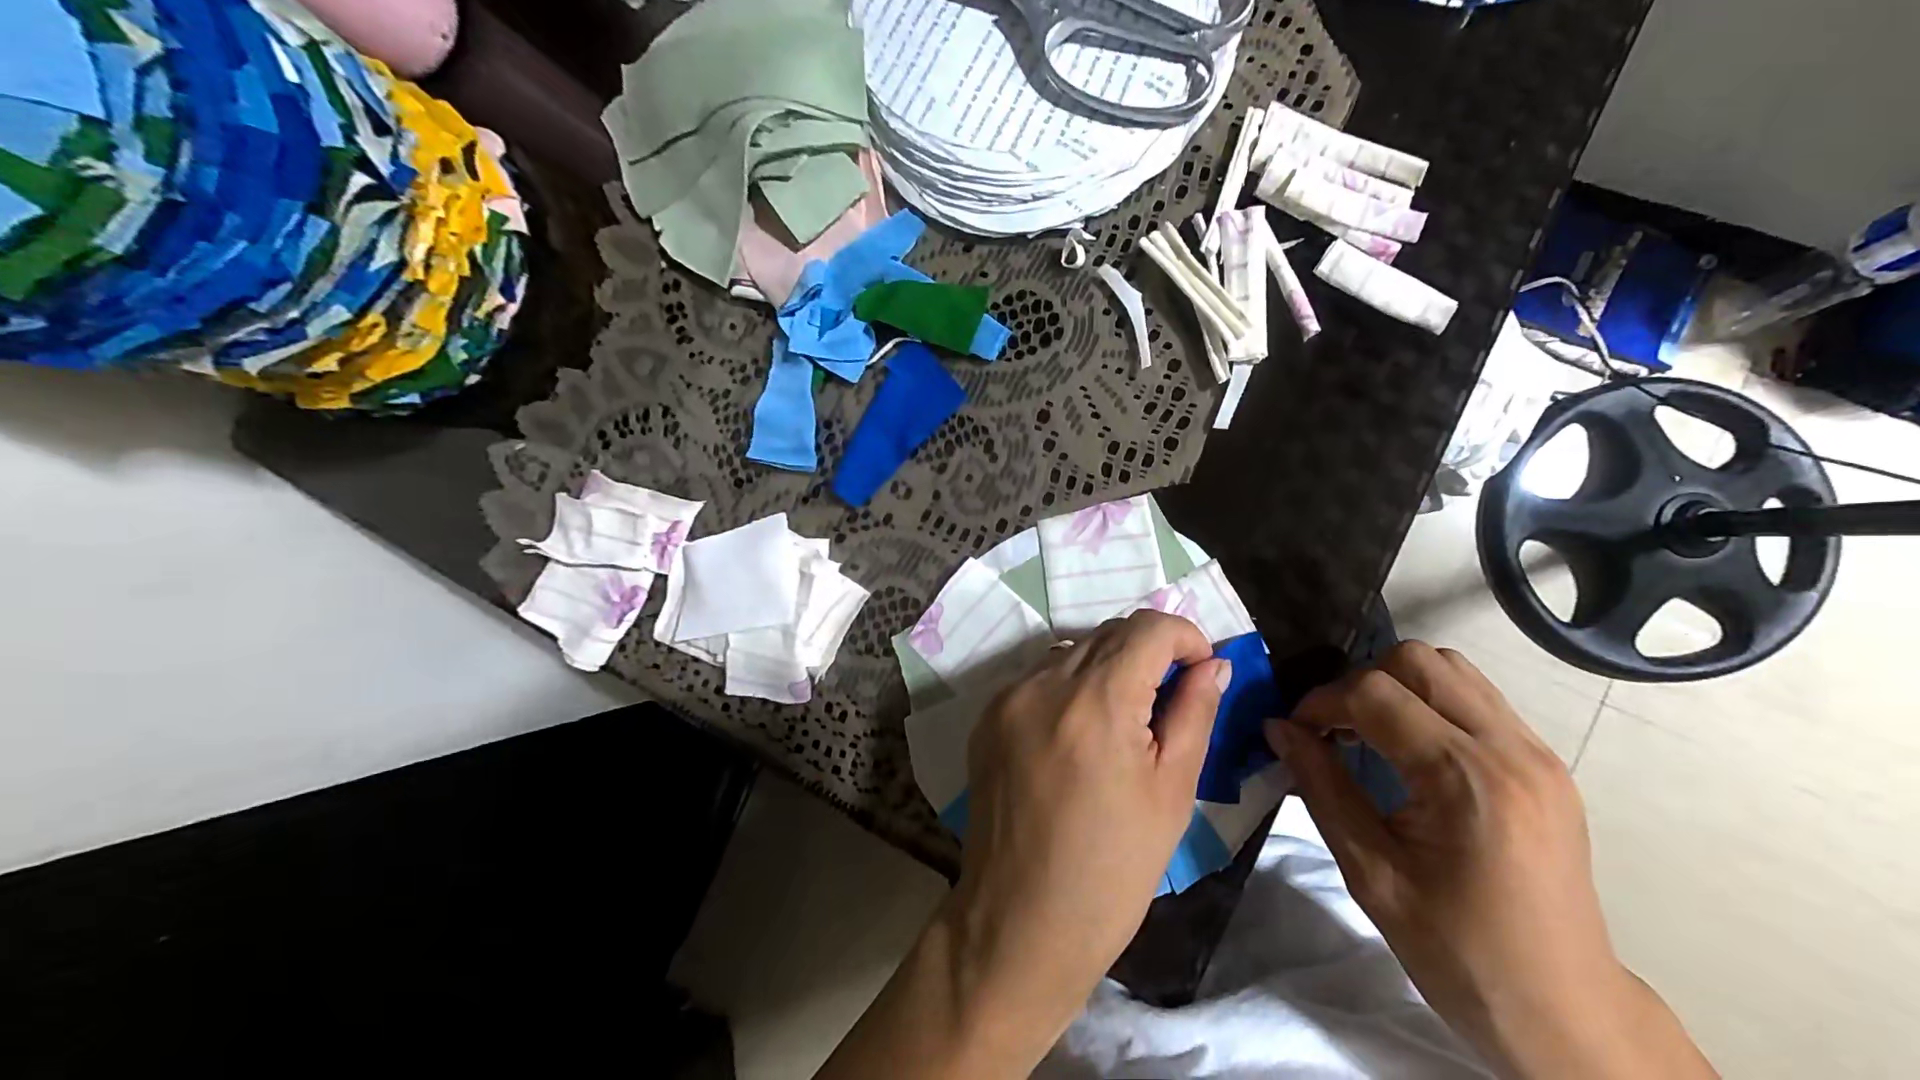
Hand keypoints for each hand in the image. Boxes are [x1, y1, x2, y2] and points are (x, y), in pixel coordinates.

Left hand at [955, 611, 1228, 1009]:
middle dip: (1148, 652)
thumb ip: (1195, 714)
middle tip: (1170, 700)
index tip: (1201, 670)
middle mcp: (1043, 684)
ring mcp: (1006, 699)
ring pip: (1072, 652)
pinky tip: (1080, 735)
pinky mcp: (986, 718)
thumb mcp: (1171, 792)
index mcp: (1095, 701)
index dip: (1185, 638)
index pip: (1146, 628)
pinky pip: (1039, 679)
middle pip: (1108, 634)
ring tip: (1125, 722)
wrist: (1020, 921)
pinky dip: (1069, 688)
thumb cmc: (1112, 870)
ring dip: (1107, 668)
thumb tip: (1213, 665)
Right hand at [1269, 642, 1714, 1079]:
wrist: (1561, 1007)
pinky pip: (1477, 698)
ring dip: (1397, 686)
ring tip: (1368, 732)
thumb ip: (1321, 786)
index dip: (1320, 702)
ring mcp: (1537, 753)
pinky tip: (1408, 749)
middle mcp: (1511, 749)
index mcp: (1467, 778)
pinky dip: (1429, 703)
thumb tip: (1277, 728)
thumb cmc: (1456, 948)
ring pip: (1452, 668)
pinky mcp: (1545, 764)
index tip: (1296, 734)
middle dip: (1359, 682)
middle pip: (1418, 661)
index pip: (1374, 693)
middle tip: (1333, 729)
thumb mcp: (1370, 870)